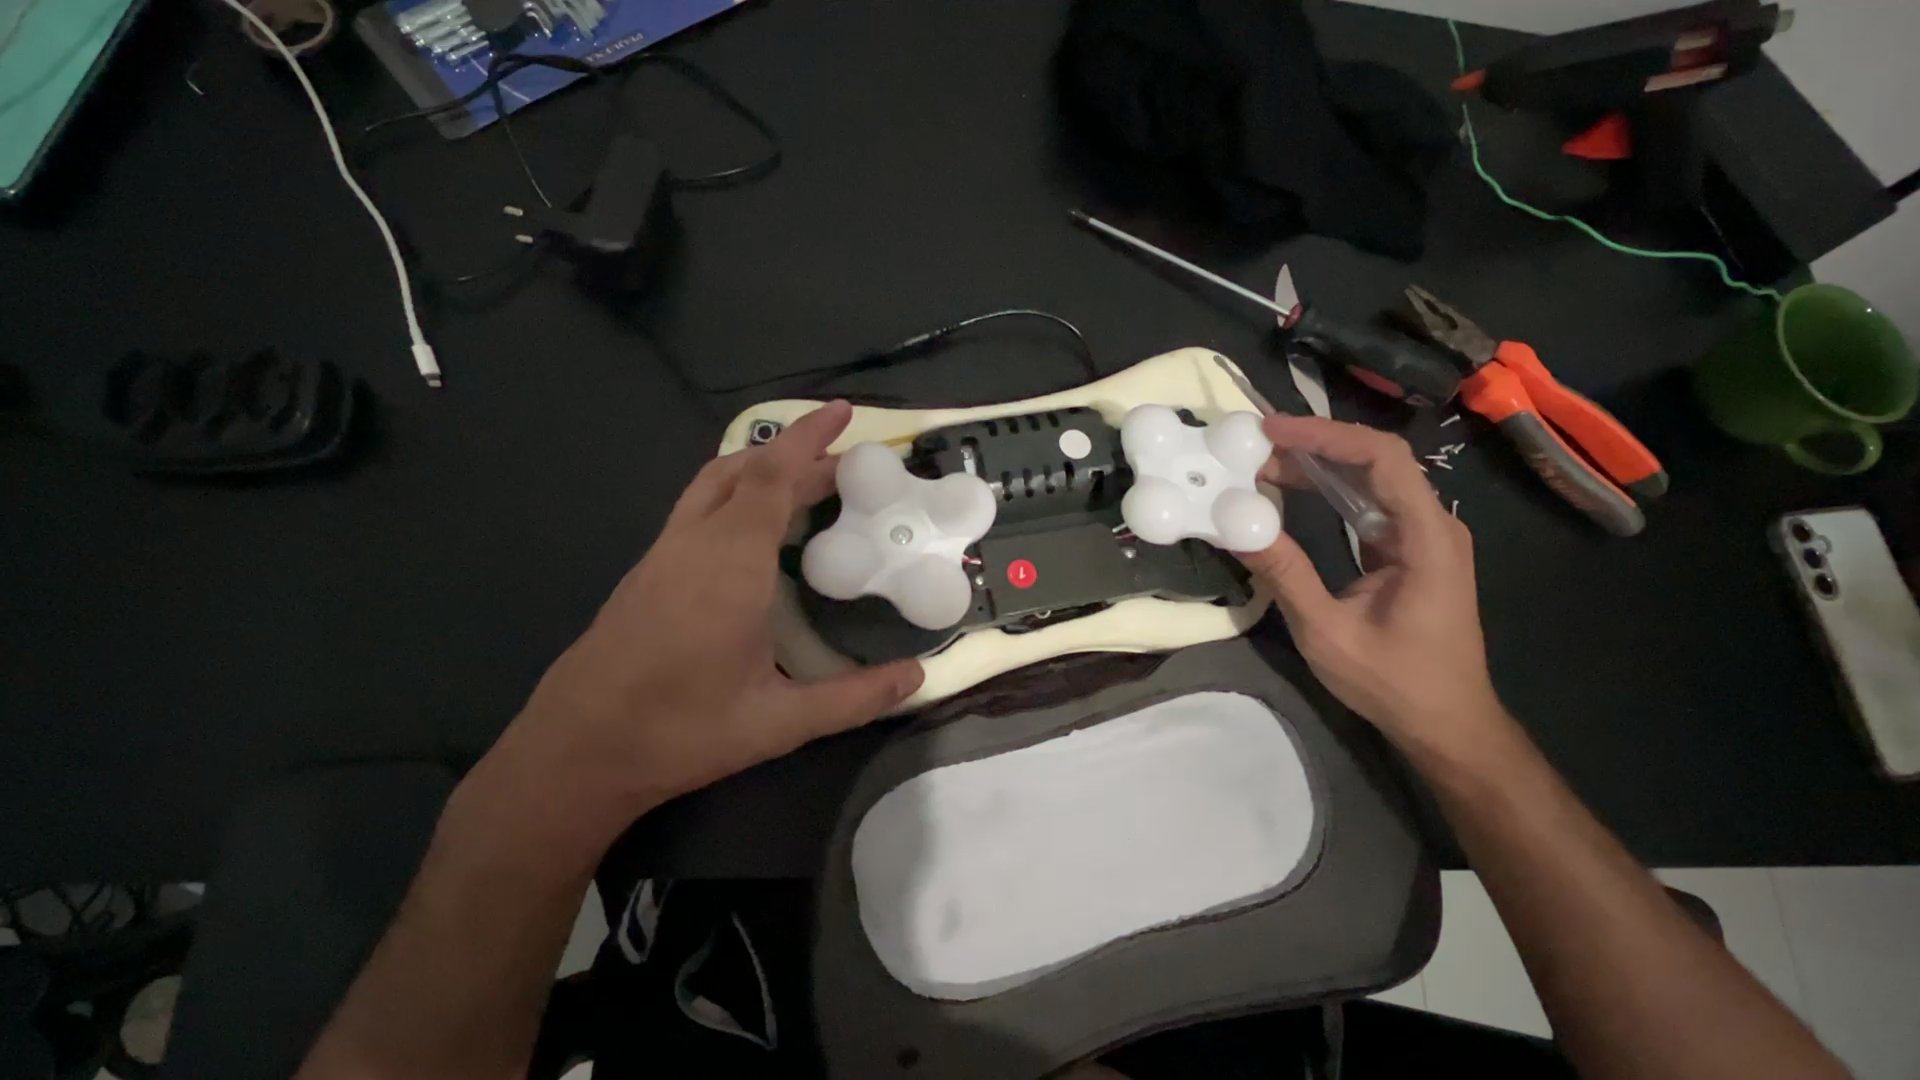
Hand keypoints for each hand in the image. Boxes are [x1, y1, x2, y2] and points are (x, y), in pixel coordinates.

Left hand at [498, 401, 923, 838]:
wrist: (577, 750)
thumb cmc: (681, 730)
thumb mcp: (780, 722)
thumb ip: (854, 697)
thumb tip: (918, 677)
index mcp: (732, 563)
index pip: (774, 477)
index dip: (810, 440)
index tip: (844, 411)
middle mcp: (694, 543)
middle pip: (744, 471)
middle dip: (796, 455)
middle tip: (846, 466)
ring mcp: (662, 554)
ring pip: (712, 485)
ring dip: (759, 469)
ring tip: (804, 484)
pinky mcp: (645, 572)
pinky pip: (696, 509)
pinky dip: (734, 494)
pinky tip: (753, 532)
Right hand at [1239, 417, 1502, 754]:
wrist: (1447, 723)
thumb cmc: (1395, 682)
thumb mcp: (1328, 632)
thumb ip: (1286, 575)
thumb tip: (1238, 526)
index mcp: (1427, 538)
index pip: (1383, 460)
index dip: (1327, 437)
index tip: (1272, 433)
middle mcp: (1433, 526)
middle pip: (1377, 462)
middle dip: (1314, 447)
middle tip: (1254, 447)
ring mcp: (1425, 537)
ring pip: (1372, 480)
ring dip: (1319, 468)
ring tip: (1262, 464)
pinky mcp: (1410, 551)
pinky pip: (1369, 505)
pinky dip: (1330, 492)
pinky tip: (1293, 490)